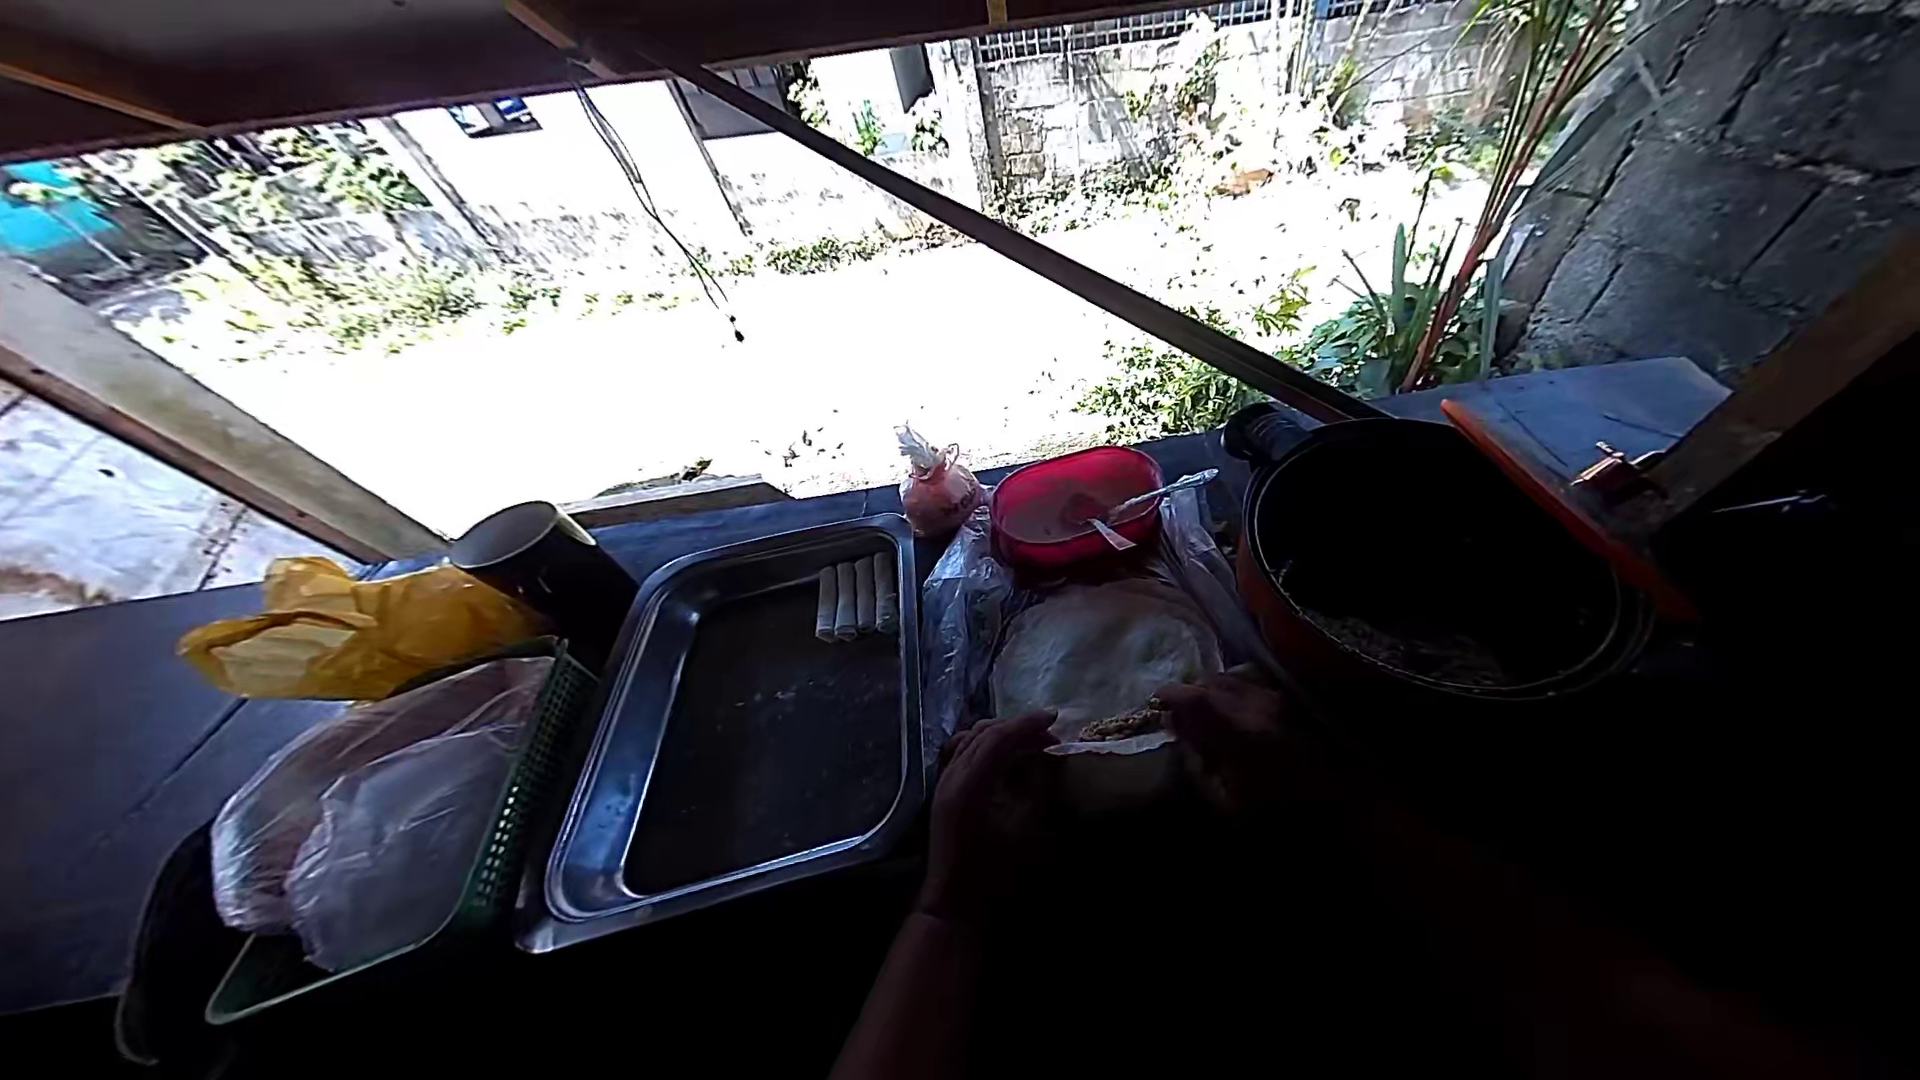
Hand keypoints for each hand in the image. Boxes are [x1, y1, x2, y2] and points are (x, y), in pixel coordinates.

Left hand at [917, 710, 1058, 926]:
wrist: (954, 899)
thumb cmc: (994, 872)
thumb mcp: (1024, 828)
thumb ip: (1036, 787)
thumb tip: (1046, 759)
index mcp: (970, 782)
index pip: (999, 737)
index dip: (1028, 723)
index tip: (1054, 717)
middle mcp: (953, 773)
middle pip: (985, 733)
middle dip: (1018, 727)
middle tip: (1048, 734)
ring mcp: (944, 779)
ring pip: (972, 738)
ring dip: (1001, 733)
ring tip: (1028, 740)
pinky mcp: (944, 786)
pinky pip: (963, 750)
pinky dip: (985, 743)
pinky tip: (1002, 753)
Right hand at [1153, 666, 1351, 814]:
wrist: (1355, 819)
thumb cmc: (1286, 819)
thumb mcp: (1228, 804)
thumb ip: (1197, 765)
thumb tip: (1181, 734)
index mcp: (1237, 725)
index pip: (1192, 695)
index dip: (1170, 696)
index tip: (1157, 705)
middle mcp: (1257, 701)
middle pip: (1213, 681)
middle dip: (1191, 692)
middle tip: (1181, 712)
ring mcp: (1281, 700)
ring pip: (1236, 679)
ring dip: (1215, 690)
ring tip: (1209, 712)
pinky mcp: (1298, 705)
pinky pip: (1258, 685)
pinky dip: (1240, 692)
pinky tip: (1240, 713)